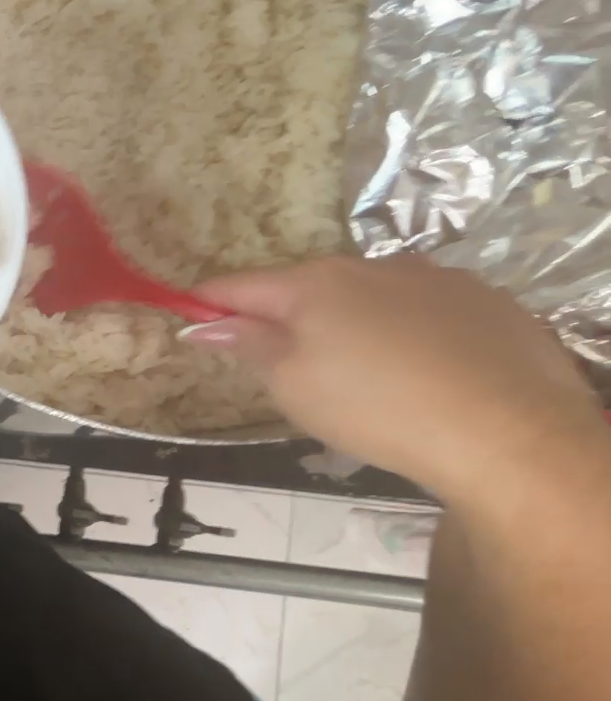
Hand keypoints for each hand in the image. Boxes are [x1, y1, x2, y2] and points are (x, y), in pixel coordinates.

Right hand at [182, 255, 605, 499]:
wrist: (512, 435)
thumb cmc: (374, 407)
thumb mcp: (289, 382)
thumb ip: (246, 343)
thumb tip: (205, 323)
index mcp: (315, 283)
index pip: (237, 286)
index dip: (206, 304)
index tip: (187, 323)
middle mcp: (374, 266)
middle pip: (303, 289)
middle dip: (280, 317)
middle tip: (276, 365)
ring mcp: (438, 279)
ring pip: (364, 297)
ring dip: (343, 323)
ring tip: (353, 373)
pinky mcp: (488, 303)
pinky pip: (419, 310)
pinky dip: (399, 332)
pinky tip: (412, 373)